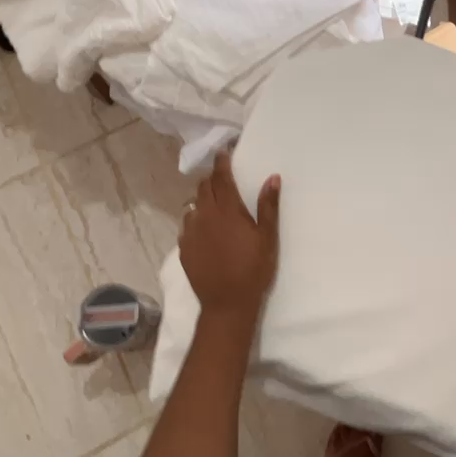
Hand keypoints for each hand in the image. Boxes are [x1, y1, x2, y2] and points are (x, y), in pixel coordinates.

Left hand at [180, 151, 280, 322]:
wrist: (227, 304)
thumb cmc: (253, 269)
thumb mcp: (267, 237)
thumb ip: (268, 206)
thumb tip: (272, 178)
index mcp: (227, 210)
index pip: (221, 178)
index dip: (221, 162)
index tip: (223, 152)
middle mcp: (204, 216)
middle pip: (203, 188)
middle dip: (212, 179)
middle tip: (222, 177)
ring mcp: (190, 233)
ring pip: (193, 206)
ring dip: (202, 200)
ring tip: (213, 205)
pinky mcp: (184, 249)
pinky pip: (187, 226)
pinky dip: (196, 220)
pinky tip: (204, 230)